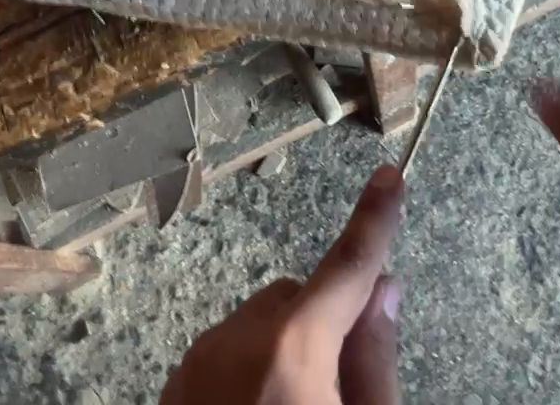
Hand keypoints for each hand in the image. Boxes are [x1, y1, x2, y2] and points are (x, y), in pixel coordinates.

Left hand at [161, 165, 403, 404]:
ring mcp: (194, 364)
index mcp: (291, 353)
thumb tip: (381, 290)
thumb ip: (374, 361)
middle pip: (298, 301)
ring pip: (259, 326)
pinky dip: (245, 371)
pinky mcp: (170, 387)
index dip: (374, 220)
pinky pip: (223, 352)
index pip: (347, 268)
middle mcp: (234, 342)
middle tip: (333, 383)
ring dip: (281, 351)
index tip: (389, 175)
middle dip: (321, 326)